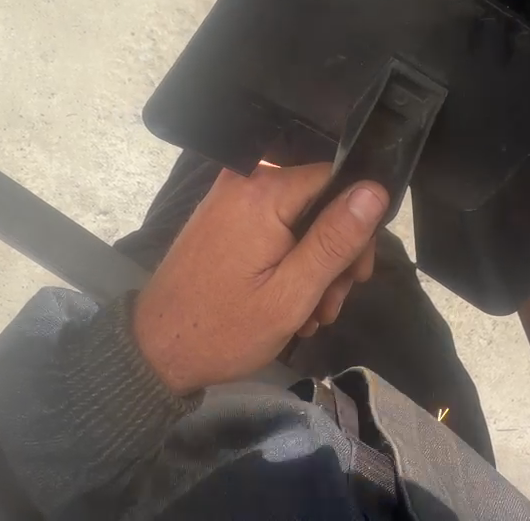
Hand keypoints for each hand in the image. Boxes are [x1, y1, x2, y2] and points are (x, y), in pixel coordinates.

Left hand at [133, 164, 386, 393]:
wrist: (153, 353)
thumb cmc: (224, 329)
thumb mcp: (292, 294)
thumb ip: (335, 239)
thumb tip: (376, 189)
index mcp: (265, 190)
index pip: (338, 179)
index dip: (358, 223)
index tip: (357, 273)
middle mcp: (249, 177)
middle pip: (321, 197)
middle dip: (336, 251)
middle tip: (333, 303)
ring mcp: (233, 193)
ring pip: (301, 213)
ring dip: (315, 261)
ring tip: (311, 312)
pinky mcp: (226, 210)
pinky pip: (276, 220)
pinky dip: (290, 255)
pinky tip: (291, 298)